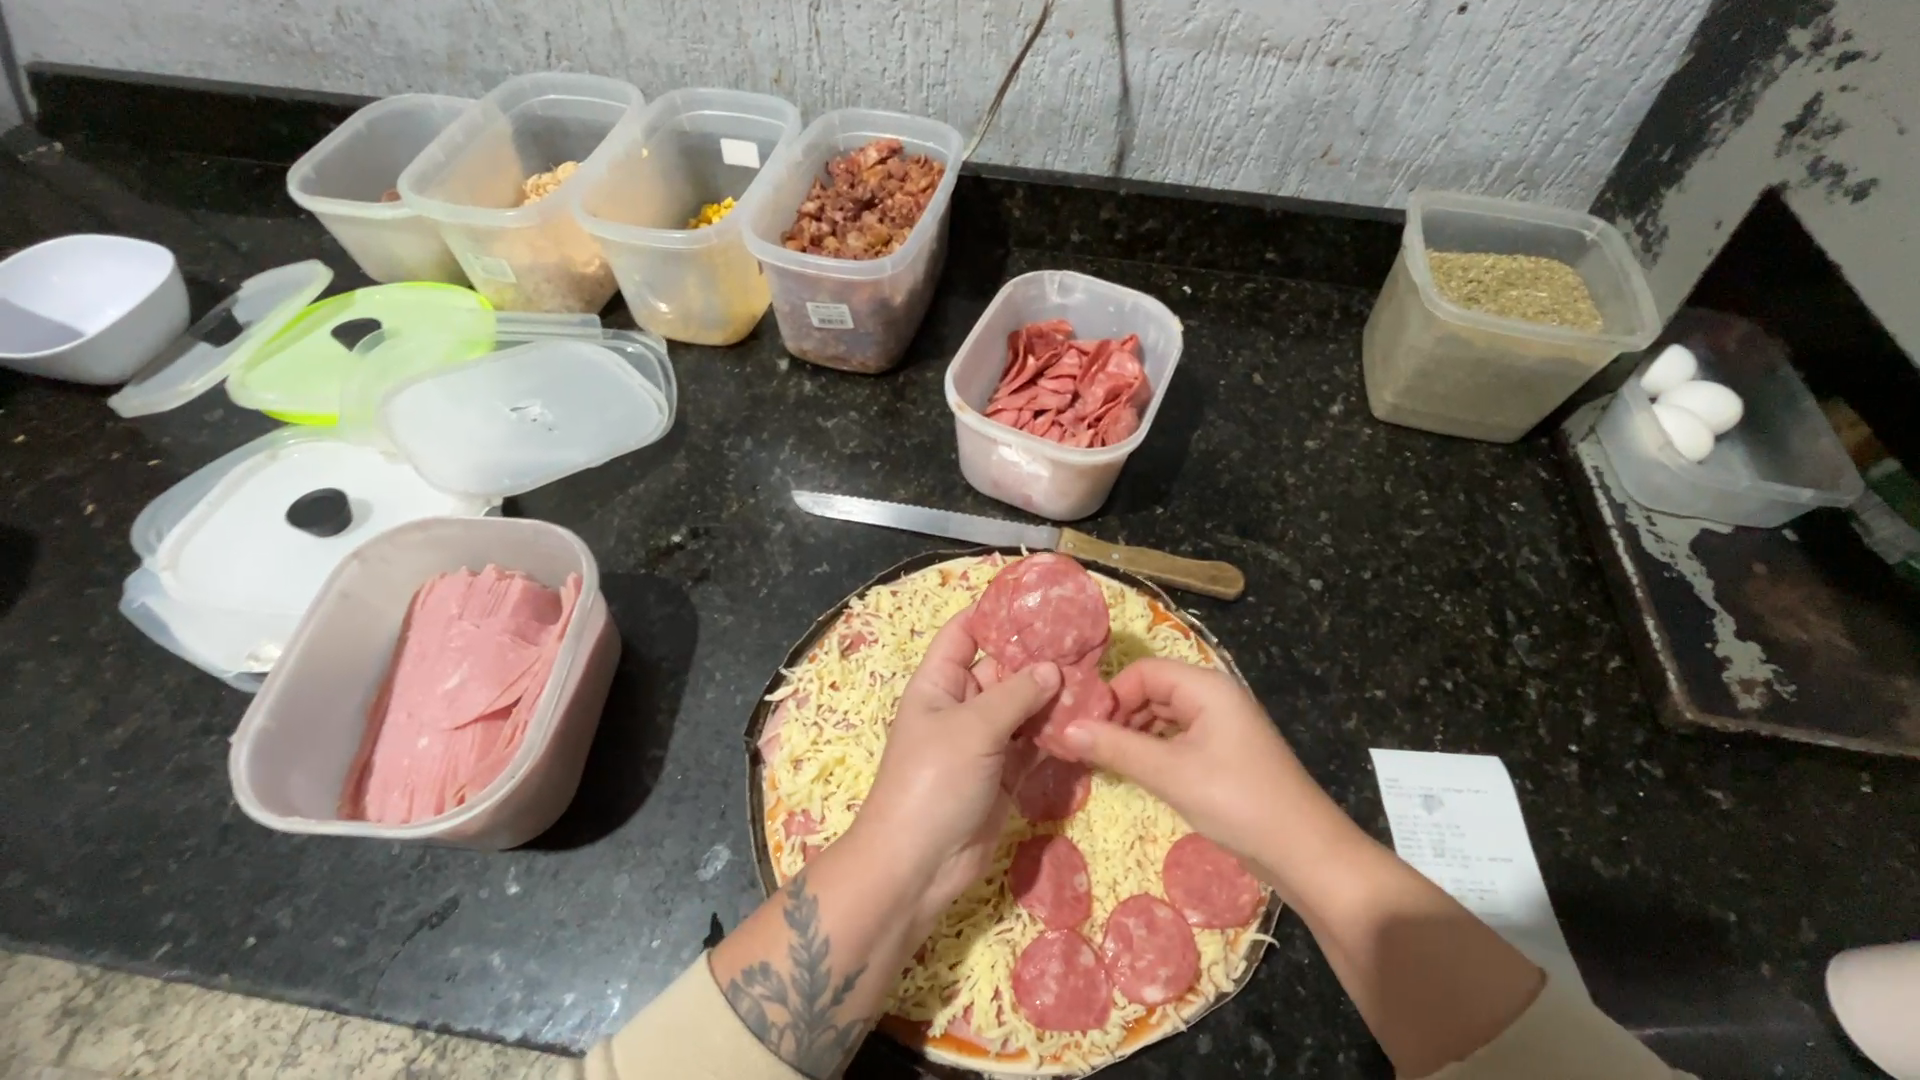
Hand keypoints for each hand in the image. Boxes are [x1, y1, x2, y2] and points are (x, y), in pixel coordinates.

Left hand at [851, 606, 1061, 928]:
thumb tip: (1052, 668)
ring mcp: (984, 742)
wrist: (918, 864)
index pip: (964, 634)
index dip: (994, 615)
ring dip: (1053, 698)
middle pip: (1002, 670)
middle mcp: (961, 706)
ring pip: (1023, 708)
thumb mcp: (973, 729)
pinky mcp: (1005, 775)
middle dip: (1038, 659)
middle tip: (1085, 645)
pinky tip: (1086, 721)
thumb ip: (1016, 694)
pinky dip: (1055, 734)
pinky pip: (1033, 744)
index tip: (1038, 603)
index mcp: (938, 684)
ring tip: (1095, 679)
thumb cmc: (933, 781)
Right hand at [1055, 658, 1314, 866]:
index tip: (1083, 729)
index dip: (1110, 696)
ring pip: (1164, 716)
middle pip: (1152, 690)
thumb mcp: (1169, 773)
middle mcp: (1214, 697)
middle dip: (1118, 715)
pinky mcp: (1225, 754)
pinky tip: (1137, 773)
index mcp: (1206, 686)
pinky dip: (1154, 750)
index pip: (1142, 672)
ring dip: (1133, 734)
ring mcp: (1222, 726)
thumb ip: (1115, 747)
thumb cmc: (1236, 801)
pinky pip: (1179, 738)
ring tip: (1106, 762)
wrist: (1305, 852)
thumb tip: (1064, 730)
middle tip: (1086, 748)